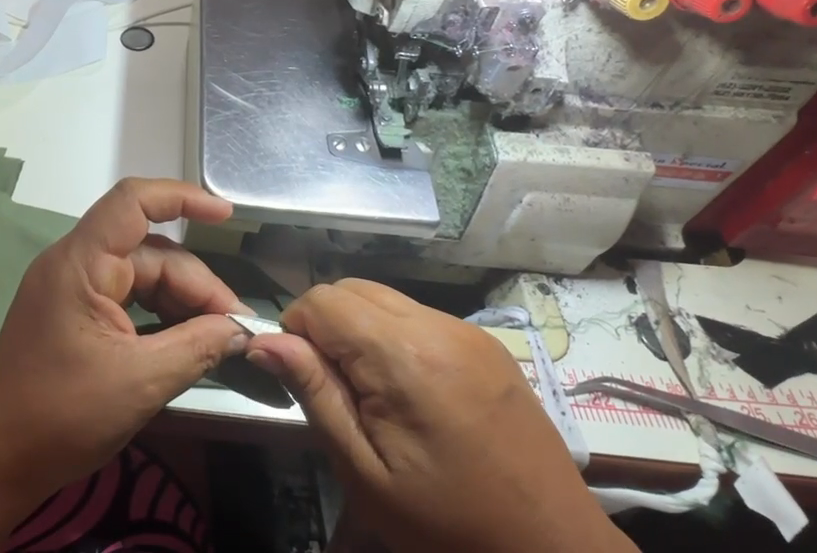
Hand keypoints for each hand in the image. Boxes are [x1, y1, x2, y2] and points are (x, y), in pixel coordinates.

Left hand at [0, 178, 250, 511]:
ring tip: (219, 339)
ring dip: (181, 303)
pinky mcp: (73, 315)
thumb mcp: (140, 383)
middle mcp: (74, 264)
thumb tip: (241, 330)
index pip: (132, 203)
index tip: (226, 215)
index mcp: (80, 264)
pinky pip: (126, 299)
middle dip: (196, 284)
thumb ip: (197, 347)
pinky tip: (187, 343)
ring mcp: (71, 290)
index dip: (182, 198)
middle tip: (237, 330)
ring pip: (141, 277)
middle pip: (149, 251)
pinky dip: (159, 317)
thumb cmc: (60, 416)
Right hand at [246, 280, 633, 552]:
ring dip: (359, 328)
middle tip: (336, 390)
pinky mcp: (486, 344)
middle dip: (326, 325)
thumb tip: (263, 340)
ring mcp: (468, 330)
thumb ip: (316, 394)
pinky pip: (418, 315)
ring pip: (383, 297)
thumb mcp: (365, 472)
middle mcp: (438, 325)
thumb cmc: (449, 524)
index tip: (306, 381)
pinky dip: (393, 336)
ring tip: (371, 392)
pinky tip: (407, 390)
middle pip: (351, 288)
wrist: (553, 550)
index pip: (321, 300)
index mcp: (405, 355)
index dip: (298, 332)